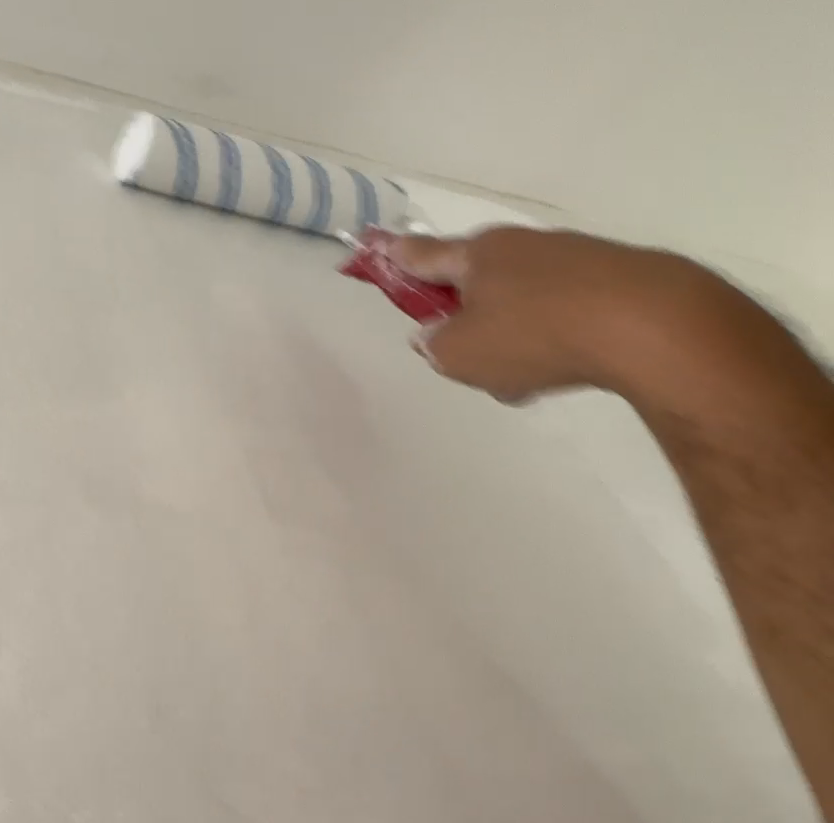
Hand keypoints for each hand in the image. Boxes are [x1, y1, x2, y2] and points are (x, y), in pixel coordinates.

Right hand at [388, 227, 745, 405]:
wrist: (656, 327)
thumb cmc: (535, 336)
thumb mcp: (457, 354)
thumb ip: (433, 344)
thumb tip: (438, 331)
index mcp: (475, 257)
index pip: (418, 255)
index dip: (390, 255)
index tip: (369, 242)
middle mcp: (520, 246)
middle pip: (472, 281)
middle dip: (462, 315)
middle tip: (463, 354)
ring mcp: (572, 257)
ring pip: (516, 301)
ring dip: (508, 335)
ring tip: (519, 377)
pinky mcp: (613, 277)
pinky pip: (560, 311)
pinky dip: (550, 339)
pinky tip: (558, 369)